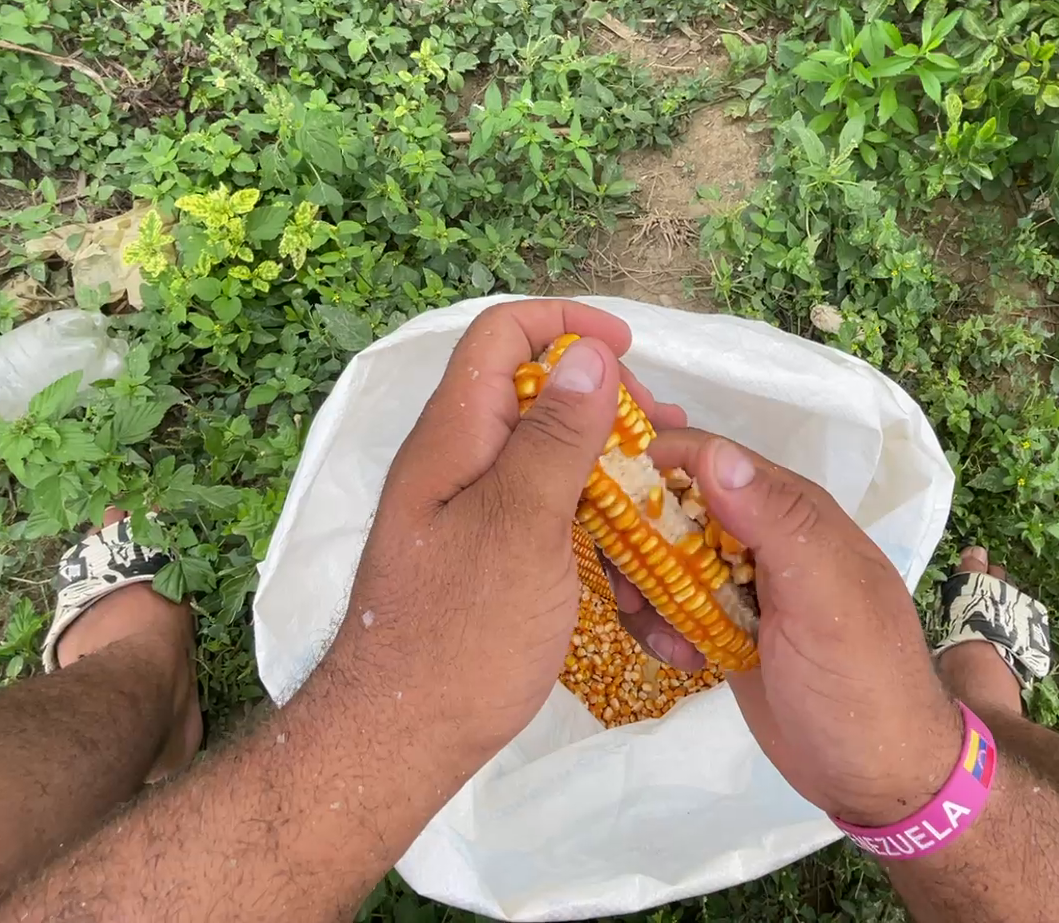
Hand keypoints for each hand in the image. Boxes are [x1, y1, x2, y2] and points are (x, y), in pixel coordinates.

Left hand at [334, 299, 683, 760]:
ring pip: (542, 440)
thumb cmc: (461, 633)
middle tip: (653, 426)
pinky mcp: (489, 541)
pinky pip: (544, 491)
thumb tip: (588, 355)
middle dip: (597, 388)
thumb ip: (553, 438)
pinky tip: (628, 517)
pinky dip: (589, 488)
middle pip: (528, 383)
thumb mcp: (519, 526)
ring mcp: (473, 501)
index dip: (564, 323)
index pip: (500, 335)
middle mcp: (459, 456)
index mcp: (455, 435)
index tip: (626, 348)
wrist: (402, 736)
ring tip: (656, 467)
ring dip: (600, 441)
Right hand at [644, 429, 963, 825]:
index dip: (655, 462)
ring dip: (644, 585)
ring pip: (661, 553)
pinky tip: (681, 656)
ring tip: (660, 632)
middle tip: (627, 584)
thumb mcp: (824, 597)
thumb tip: (712, 453)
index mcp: (789, 508)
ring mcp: (737, 579)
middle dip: (636, 534)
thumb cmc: (859, 681)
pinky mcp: (721, 620)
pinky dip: (659, 622)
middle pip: (673, 503)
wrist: (875, 776)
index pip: (708, 456)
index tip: (605, 491)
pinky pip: (668, 600)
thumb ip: (775, 520)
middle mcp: (759, 532)